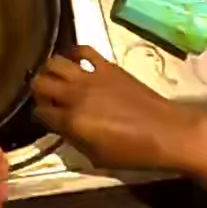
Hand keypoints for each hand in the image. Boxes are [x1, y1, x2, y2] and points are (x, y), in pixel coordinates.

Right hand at [32, 45, 206, 171]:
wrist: (168, 133)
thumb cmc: (134, 152)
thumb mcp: (97, 157)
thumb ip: (73, 140)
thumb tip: (62, 127)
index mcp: (72, 121)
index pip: (40, 112)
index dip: (39, 116)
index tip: (44, 118)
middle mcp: (75, 95)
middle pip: (40, 83)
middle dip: (38, 91)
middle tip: (47, 97)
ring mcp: (91, 77)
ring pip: (54, 62)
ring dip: (50, 71)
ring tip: (57, 78)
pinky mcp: (107, 66)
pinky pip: (83, 50)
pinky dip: (75, 53)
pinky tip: (76, 62)